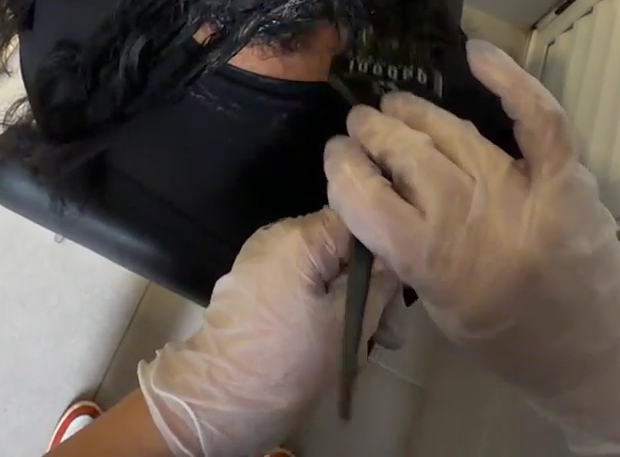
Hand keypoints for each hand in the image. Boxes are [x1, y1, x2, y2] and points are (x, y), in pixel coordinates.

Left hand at [137, 209, 394, 456]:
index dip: (384, 255)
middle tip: (389, 337)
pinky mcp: (253, 283)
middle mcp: (276, 235)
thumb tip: (393, 260)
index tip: (399, 298)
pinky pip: (299, 281)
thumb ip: (376, 285)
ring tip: (364, 347)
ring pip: (321, 269)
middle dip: (369, 289)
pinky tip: (334, 340)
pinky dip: (320, 304)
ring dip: (347, 301)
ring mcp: (260, 259)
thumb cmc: (287, 359)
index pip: (355, 222)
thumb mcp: (345, 325)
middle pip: (338, 248)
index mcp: (298, 235)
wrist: (220, 397)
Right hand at [324, 40, 619, 456]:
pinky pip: (537, 118)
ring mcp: (519, 190)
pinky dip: (510, 80)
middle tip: (359, 127)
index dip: (340, 167)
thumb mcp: (437, 306)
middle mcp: (471, 218)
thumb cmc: (506, 335)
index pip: (363, 196)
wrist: (601, 350)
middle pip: (403, 153)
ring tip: (393, 107)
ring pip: (449, 130)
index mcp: (433, 262)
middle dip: (370, 132)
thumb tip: (368, 186)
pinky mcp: (562, 176)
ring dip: (411, 112)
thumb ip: (403, 246)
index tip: (336, 155)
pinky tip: (477, 52)